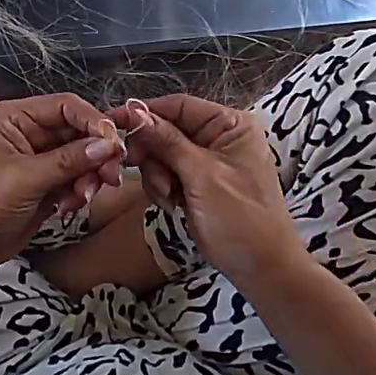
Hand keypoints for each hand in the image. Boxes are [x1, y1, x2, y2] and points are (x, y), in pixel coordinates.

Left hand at [0, 94, 124, 275]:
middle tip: (110, 177)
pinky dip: (80, 190)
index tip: (114, 143)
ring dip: (90, 176)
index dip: (93, 121)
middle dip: (96, 155)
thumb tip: (109, 145)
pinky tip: (68, 207)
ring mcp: (40, 157)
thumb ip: (68, 160)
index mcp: (15, 117)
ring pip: (83, 156)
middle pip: (79, 131)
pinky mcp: (48, 181)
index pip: (65, 106)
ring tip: (82, 198)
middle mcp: (29, 131)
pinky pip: (78, 177)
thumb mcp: (24, 179)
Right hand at [110, 95, 301, 281]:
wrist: (261, 269)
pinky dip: (163, 188)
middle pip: (166, 129)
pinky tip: (174, 205)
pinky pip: (166, 175)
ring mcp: (207, 162)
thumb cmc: (241, 218)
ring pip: (161, 154)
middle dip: (153, 153)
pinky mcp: (197, 184)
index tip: (113, 122)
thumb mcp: (202, 175)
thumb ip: (167, 142)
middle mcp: (219, 137)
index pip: (180, 105)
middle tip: (136, 167)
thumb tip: (135, 112)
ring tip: (170, 197)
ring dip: (157, 175)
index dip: (146, 112)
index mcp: (230, 124)